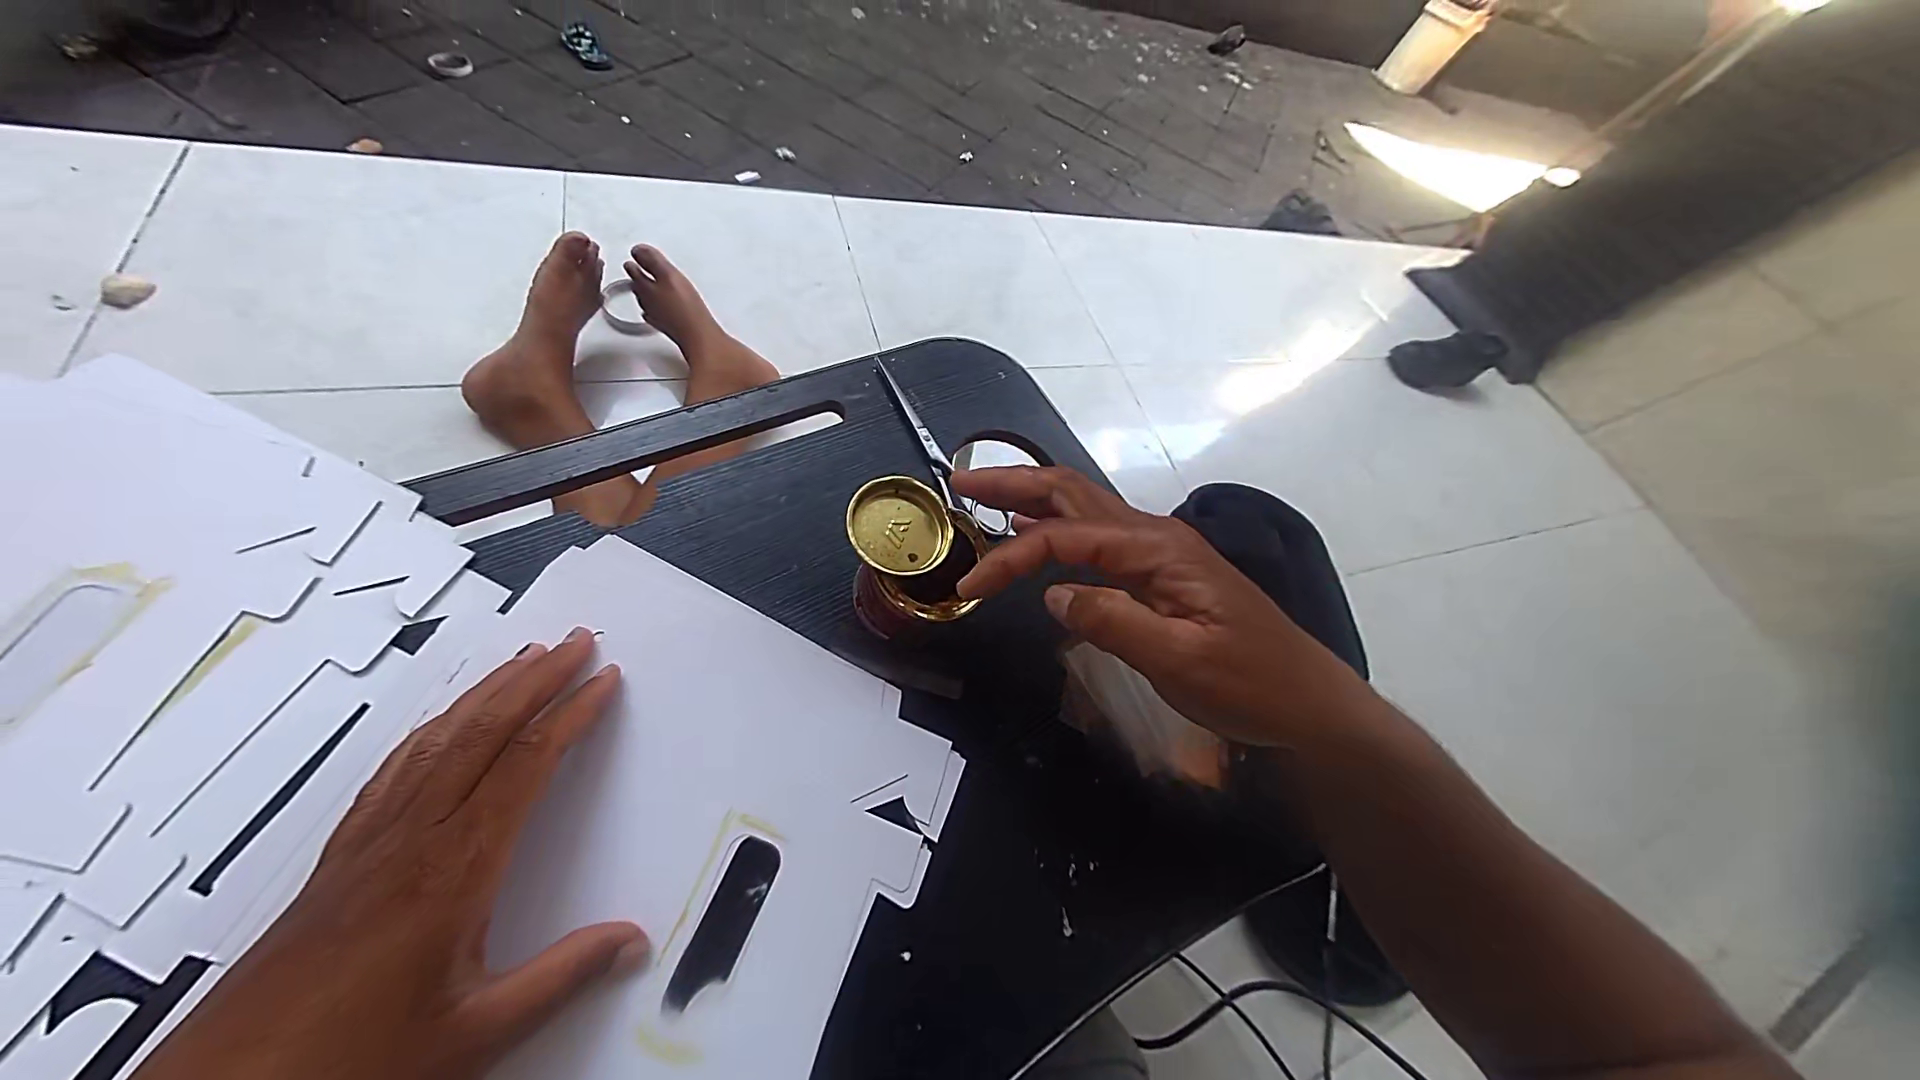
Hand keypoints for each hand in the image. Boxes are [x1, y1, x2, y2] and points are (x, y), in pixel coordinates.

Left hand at [134, 629, 645, 1079]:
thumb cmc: (343, 1067)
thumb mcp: (475, 1033)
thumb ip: (563, 977)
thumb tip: (629, 941)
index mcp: (453, 870)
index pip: (527, 762)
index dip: (572, 713)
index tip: (603, 681)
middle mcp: (412, 840)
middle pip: (484, 730)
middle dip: (536, 678)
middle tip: (573, 644)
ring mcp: (371, 843)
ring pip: (438, 739)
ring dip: (488, 691)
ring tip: (522, 660)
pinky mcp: (341, 858)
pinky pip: (395, 768)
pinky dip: (433, 728)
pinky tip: (444, 721)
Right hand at [953, 467, 1378, 746]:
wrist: (1306, 700)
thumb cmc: (1251, 684)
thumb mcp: (1180, 661)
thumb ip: (1113, 621)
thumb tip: (1052, 593)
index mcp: (1158, 550)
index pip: (1066, 538)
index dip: (1011, 559)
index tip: (971, 589)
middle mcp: (1154, 536)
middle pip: (1073, 493)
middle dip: (1014, 483)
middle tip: (962, 481)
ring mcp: (1156, 552)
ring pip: (1084, 508)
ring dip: (1032, 499)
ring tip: (984, 498)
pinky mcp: (1156, 574)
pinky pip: (1095, 539)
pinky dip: (1056, 530)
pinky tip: (1034, 537)